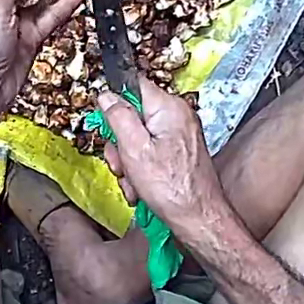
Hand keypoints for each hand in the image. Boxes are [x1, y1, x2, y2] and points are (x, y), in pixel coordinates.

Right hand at [98, 80, 233, 240]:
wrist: (198, 219)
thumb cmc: (172, 188)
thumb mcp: (134, 149)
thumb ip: (118, 116)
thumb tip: (106, 94)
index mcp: (168, 108)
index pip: (133, 85)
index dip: (114, 102)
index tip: (106, 122)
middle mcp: (177, 116)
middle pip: (133, 115)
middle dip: (120, 143)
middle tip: (122, 164)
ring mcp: (180, 135)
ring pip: (138, 138)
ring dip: (128, 162)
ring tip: (134, 181)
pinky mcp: (179, 152)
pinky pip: (150, 152)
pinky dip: (141, 170)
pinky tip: (142, 187)